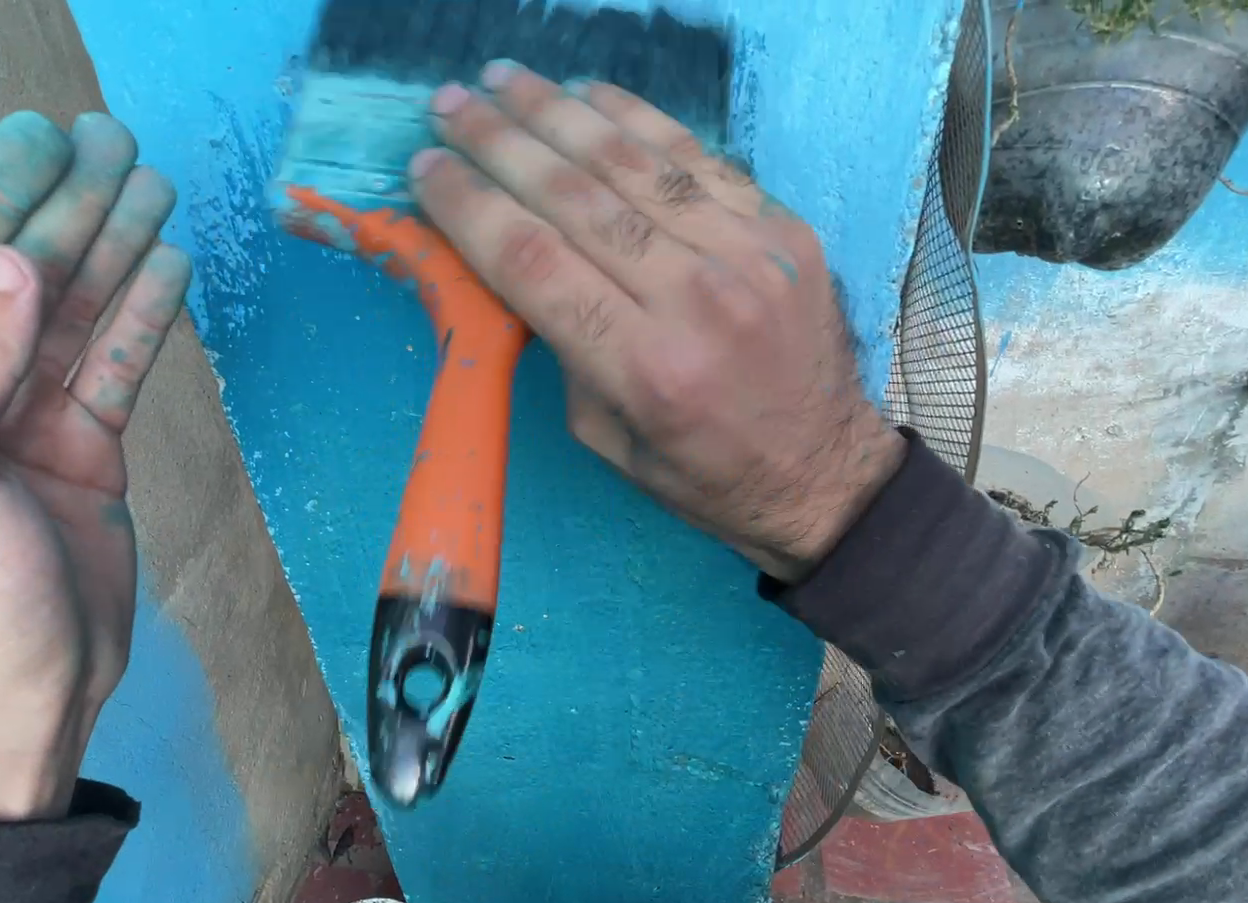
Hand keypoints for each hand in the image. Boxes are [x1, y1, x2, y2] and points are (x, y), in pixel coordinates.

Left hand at [0, 112, 190, 819]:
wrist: (22, 694)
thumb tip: (8, 265)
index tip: (43, 142)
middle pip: (14, 280)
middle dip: (65, 211)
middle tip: (116, 145)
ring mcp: (22, 420)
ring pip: (73, 318)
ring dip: (114, 254)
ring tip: (152, 191)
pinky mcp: (83, 450)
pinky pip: (113, 370)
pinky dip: (141, 321)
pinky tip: (165, 273)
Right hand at [410, 63, 904, 581]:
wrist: (822, 474)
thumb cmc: (705, 478)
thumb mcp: (610, 443)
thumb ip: (567, 355)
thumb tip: (526, 272)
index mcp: (645, 368)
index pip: (533, 263)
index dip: (470, 208)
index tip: (426, 170)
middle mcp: (697, 299)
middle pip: (576, 198)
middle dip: (501, 144)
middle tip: (449, 104)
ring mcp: (748, 255)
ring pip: (634, 163)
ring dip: (558, 112)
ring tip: (504, 81)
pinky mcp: (783, 231)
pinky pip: (698, 158)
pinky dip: (638, 119)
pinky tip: (591, 95)